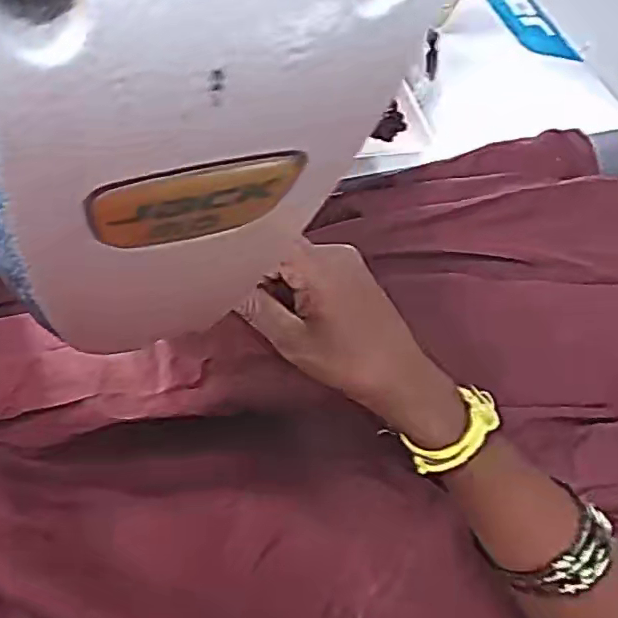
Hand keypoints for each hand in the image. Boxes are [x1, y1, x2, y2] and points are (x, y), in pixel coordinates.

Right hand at [233, 239, 464, 443]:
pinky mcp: (351, 269)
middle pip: (277, 246)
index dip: (237, 255)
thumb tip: (223, 284)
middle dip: (254, 269)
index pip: (263, 241)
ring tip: (261, 305)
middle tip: (236, 297)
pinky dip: (292, 281)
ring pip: (291, 256)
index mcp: (318, 264)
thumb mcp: (291, 340)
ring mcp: (345, 257)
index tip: (216, 272)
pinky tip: (287, 306)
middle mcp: (332, 250)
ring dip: (273, 277)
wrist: (402, 377)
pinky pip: (309, 264)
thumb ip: (255, 307)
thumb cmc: (346, 362)